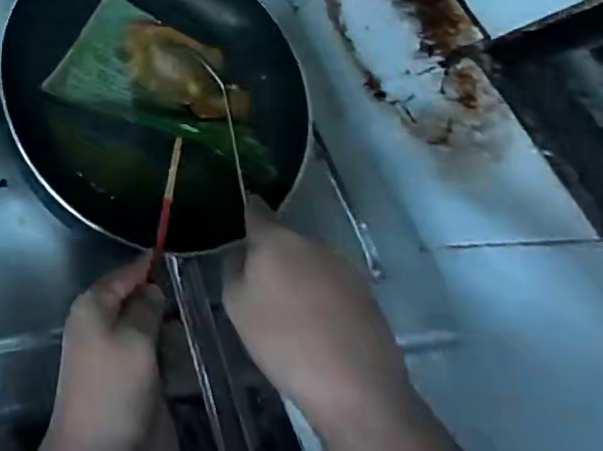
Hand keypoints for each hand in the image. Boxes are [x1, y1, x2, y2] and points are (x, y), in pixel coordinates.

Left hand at [41, 255, 176, 450]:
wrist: (99, 449)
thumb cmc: (113, 387)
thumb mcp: (133, 342)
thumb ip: (144, 310)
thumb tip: (152, 287)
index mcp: (92, 306)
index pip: (122, 275)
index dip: (146, 265)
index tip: (171, 252)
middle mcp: (100, 323)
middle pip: (133, 299)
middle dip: (159, 294)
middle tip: (193, 285)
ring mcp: (114, 352)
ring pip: (144, 326)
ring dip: (166, 321)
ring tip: (197, 311)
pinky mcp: (129, 379)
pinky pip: (149, 352)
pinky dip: (166, 347)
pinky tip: (187, 345)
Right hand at [224, 199, 456, 450]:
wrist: (360, 391)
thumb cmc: (284, 341)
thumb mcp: (236, 305)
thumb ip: (234, 269)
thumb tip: (243, 255)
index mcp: (276, 239)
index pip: (256, 210)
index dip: (246, 212)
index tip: (239, 221)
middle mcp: (312, 244)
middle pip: (285, 240)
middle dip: (273, 255)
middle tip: (262, 284)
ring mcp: (345, 269)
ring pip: (311, 263)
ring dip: (300, 277)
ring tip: (292, 311)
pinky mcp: (369, 297)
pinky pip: (333, 286)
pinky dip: (323, 297)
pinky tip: (319, 327)